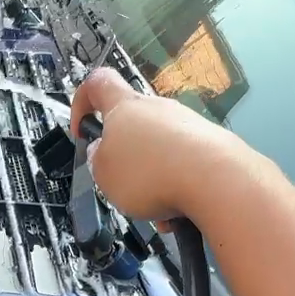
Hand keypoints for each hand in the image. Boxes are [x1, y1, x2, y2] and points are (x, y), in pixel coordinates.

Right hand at [69, 67, 247, 223]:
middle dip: (123, 158)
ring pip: (156, 152)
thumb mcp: (103, 173)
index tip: (81, 129)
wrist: (213, 179)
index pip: (98, 83)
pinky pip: (180, 166)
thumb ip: (96, 159)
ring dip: (149, 180)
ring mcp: (184, 124)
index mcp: (124, 106)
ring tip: (152, 209)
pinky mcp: (207, 144)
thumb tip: (100, 152)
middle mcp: (156, 108)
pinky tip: (176, 212)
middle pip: (131, 126)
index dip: (82, 101)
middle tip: (119, 185)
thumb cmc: (150, 173)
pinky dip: (173, 188)